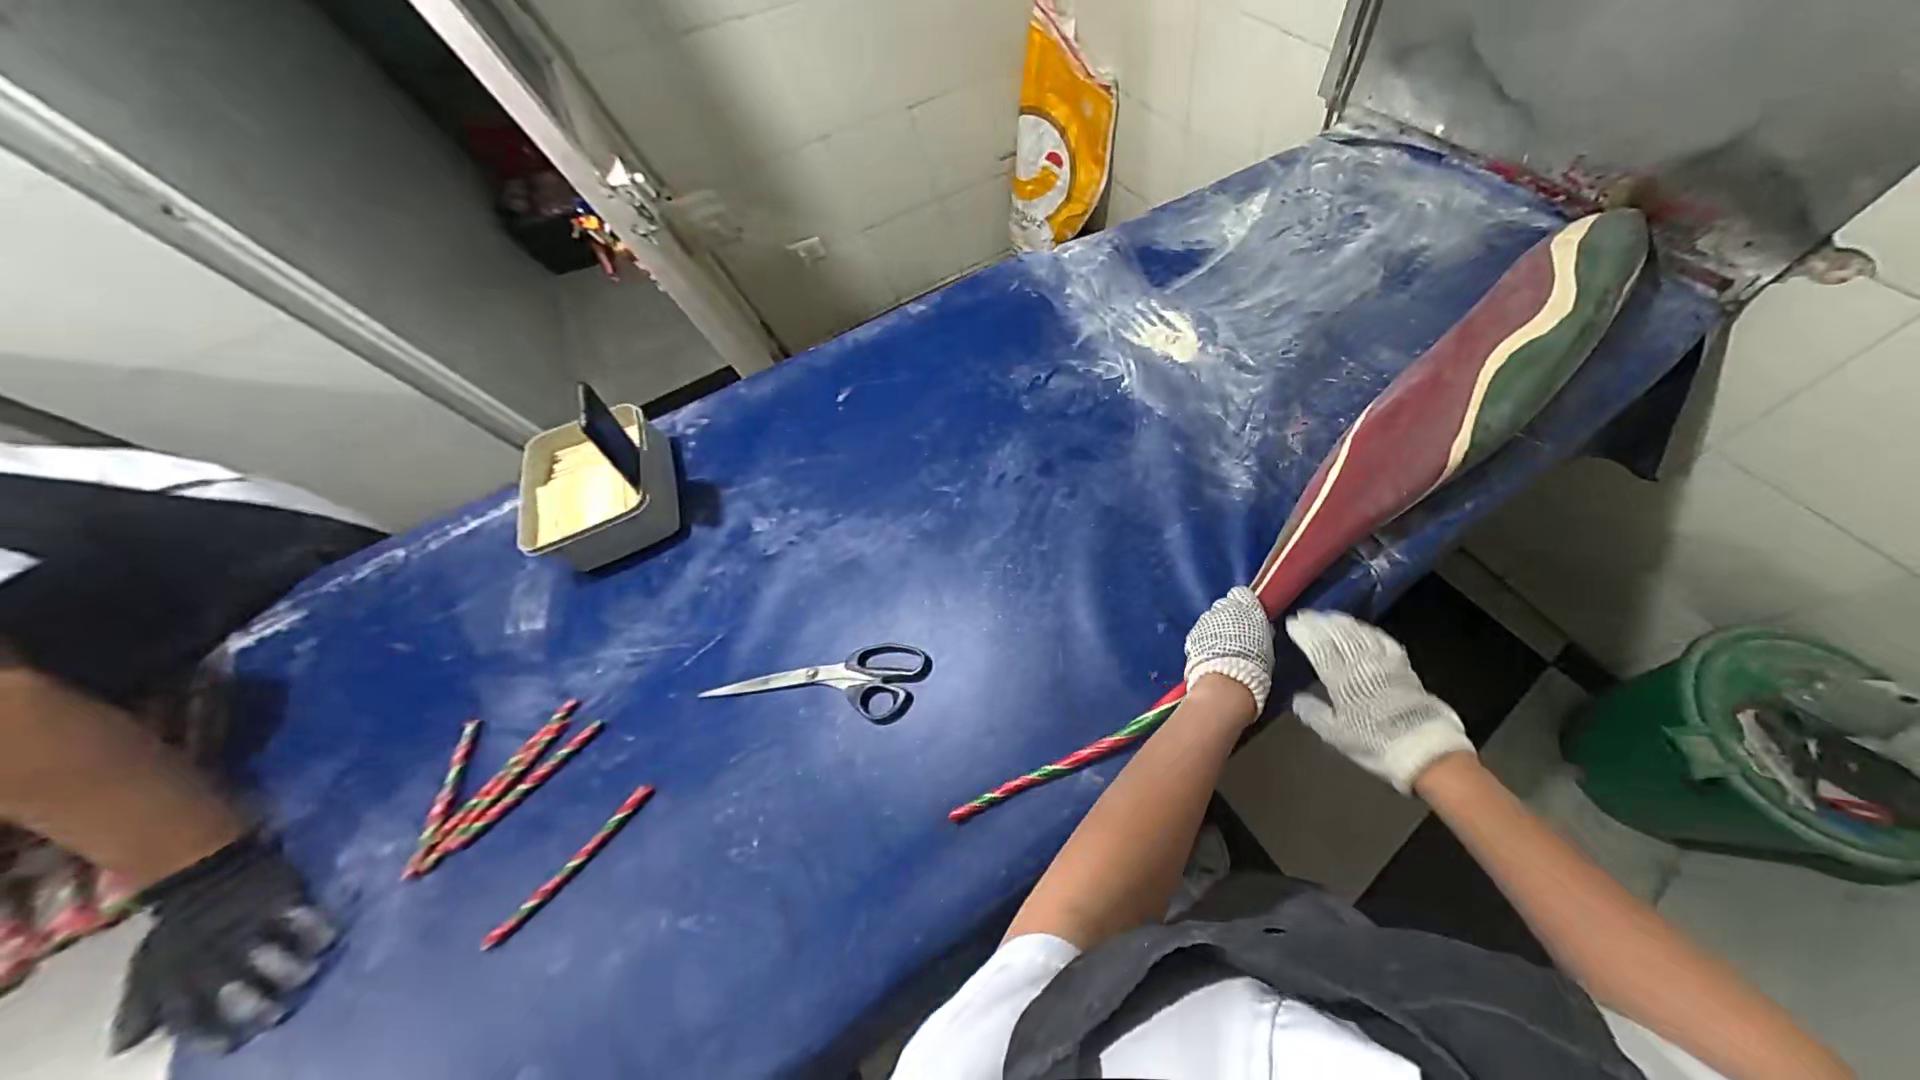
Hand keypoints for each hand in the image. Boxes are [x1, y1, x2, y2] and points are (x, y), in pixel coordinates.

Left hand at [113, 834, 335, 1053]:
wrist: (206, 869)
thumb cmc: (181, 925)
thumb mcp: (149, 966)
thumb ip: (145, 1005)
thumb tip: (128, 1045)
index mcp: (182, 983)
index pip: (197, 1024)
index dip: (218, 1035)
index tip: (236, 1039)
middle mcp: (218, 964)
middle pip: (247, 999)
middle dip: (260, 1005)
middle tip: (275, 1006)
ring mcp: (256, 932)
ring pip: (286, 964)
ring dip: (291, 970)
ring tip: (301, 968)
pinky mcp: (285, 903)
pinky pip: (310, 923)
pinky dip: (316, 930)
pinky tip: (320, 933)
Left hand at [1184, 586, 1273, 710]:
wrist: (1227, 678)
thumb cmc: (1254, 663)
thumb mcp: (1266, 644)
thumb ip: (1260, 630)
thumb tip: (1261, 628)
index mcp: (1247, 607)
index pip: (1241, 594)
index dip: (1242, 603)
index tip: (1245, 614)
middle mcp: (1223, 609)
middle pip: (1223, 605)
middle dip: (1227, 616)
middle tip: (1233, 633)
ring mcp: (1205, 620)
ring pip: (1209, 618)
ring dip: (1213, 628)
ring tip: (1220, 646)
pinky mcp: (1193, 633)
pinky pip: (1199, 632)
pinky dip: (1203, 639)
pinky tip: (1208, 652)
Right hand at [1283, 610, 1471, 792]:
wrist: (1425, 751)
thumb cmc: (1375, 742)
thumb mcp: (1336, 734)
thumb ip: (1314, 713)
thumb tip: (1298, 699)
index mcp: (1342, 681)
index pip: (1320, 648)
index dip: (1306, 633)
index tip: (1294, 623)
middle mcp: (1363, 666)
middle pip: (1340, 636)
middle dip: (1321, 623)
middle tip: (1308, 615)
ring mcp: (1386, 664)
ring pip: (1362, 635)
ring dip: (1344, 623)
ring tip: (1331, 617)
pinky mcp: (1404, 668)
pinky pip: (1385, 642)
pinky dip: (1371, 632)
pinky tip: (1365, 629)